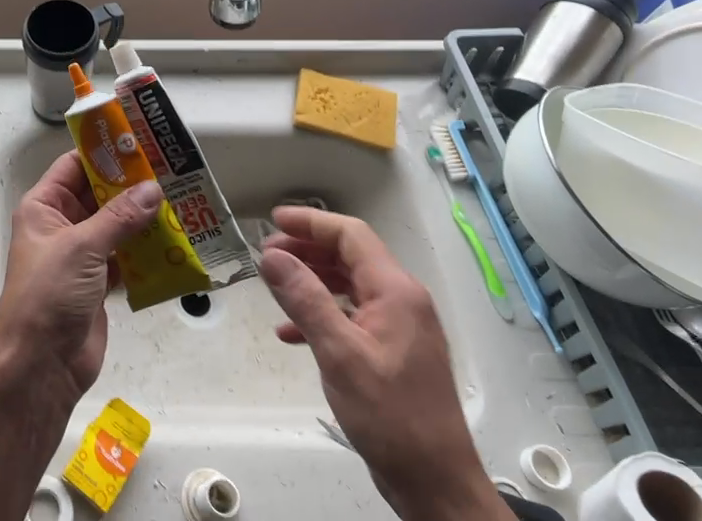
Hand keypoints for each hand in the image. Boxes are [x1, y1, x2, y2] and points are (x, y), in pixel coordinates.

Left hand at [0, 150, 162, 395]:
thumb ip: (120, 217)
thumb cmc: (49, 294)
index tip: (142, 142)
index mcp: (44, 207)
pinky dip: (147, 251)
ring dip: (144, 219)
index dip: (105, 153)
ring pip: (116, 226)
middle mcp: (61, 226)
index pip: (75, 167)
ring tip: (183, 202)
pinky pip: (126, 257)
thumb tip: (154, 188)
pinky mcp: (98, 284)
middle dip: (133, 186)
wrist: (40, 365)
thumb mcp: (82, 248)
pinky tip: (176, 242)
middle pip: (99, 195)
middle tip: (174, 171)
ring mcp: (80, 256)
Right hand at [260, 207, 509, 520]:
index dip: (311, 223)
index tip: (273, 220)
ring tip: (275, 287)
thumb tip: (271, 256)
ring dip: (311, 281)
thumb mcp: (339, 354)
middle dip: (307, 250)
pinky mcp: (393, 353)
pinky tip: (291, 334)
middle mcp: (402, 301)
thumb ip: (305, 299)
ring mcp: (400, 328)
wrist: (434, 481)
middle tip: (266, 255)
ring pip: (349, 286)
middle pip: (350, 257)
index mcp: (396, 292)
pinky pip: (352, 317)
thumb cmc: (390, 414)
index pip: (351, 236)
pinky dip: (321, 316)